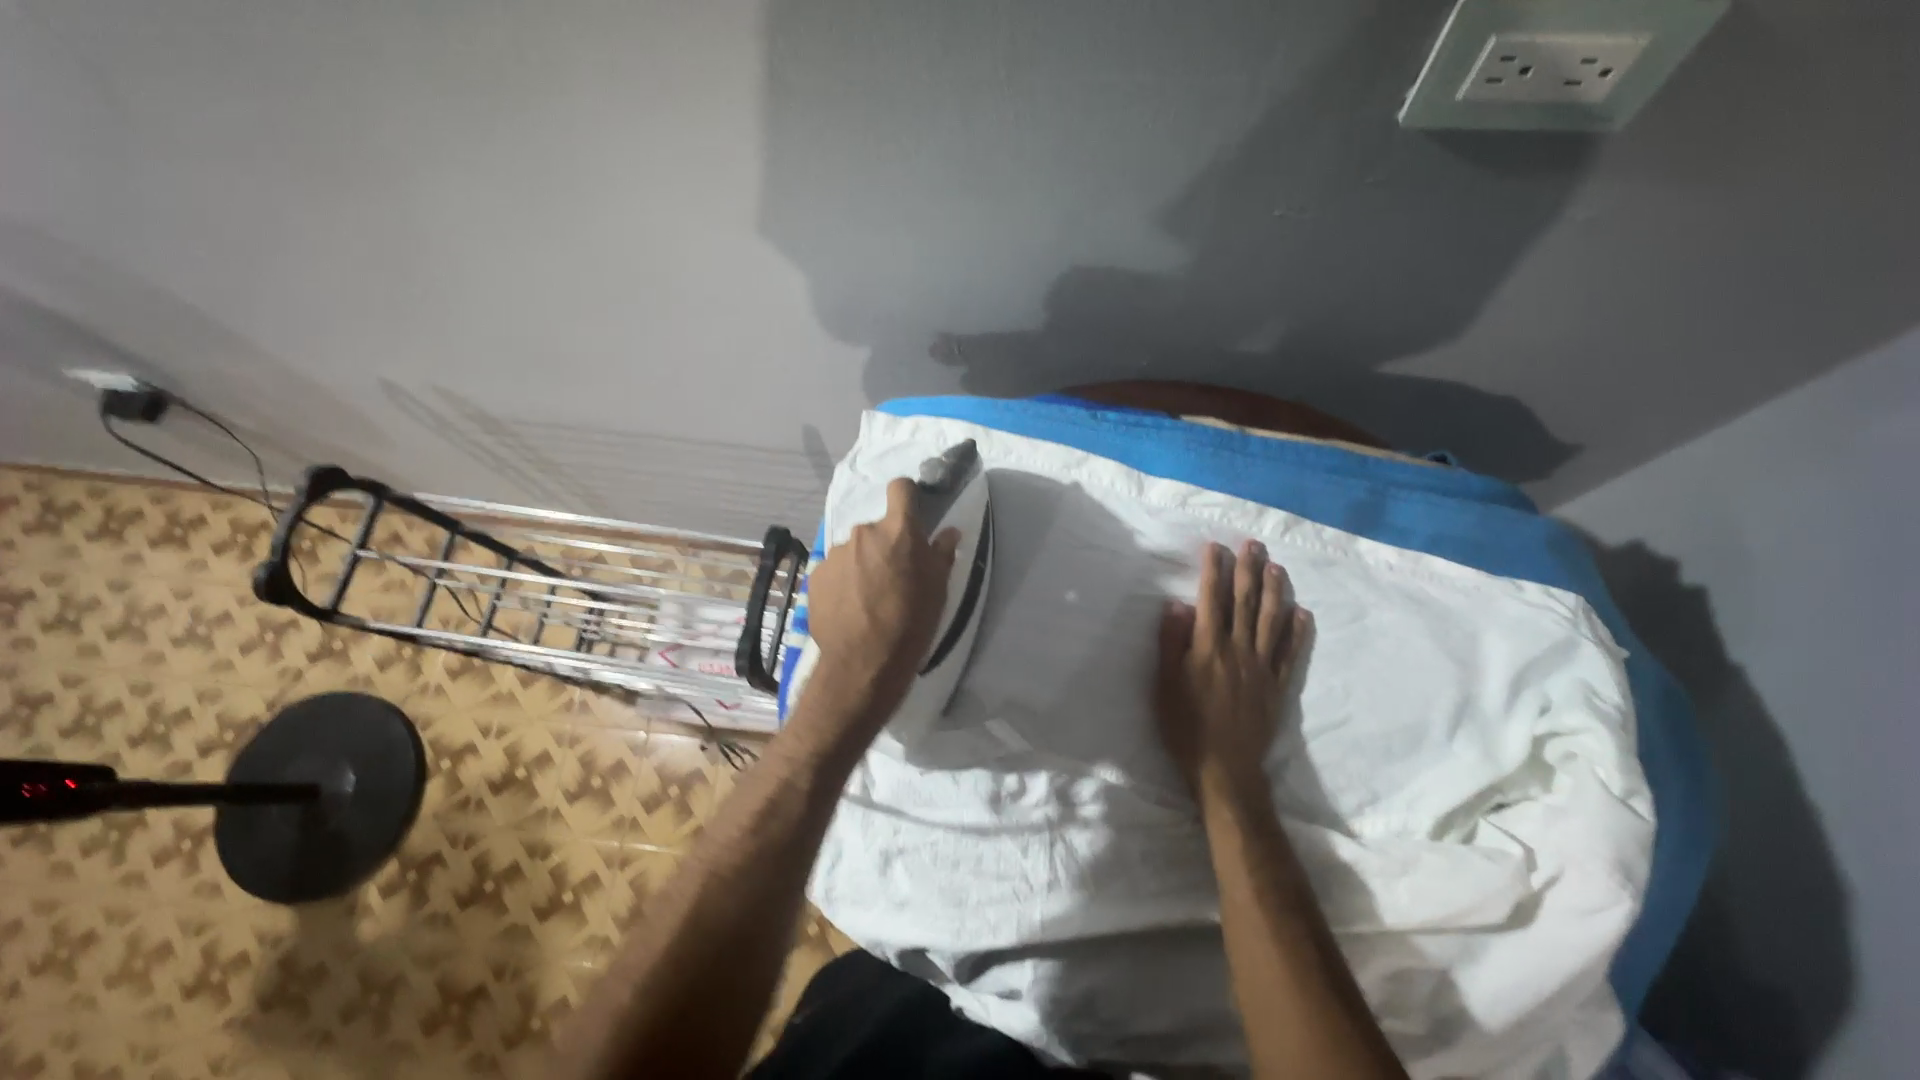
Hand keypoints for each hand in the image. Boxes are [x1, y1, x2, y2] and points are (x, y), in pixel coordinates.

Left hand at [802, 477, 961, 724]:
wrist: (863, 662)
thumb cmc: (911, 622)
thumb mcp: (939, 589)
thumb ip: (941, 553)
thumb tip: (949, 532)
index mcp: (898, 530)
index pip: (901, 488)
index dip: (907, 497)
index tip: (911, 515)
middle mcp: (863, 532)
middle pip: (877, 527)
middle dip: (884, 545)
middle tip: (893, 576)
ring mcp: (835, 553)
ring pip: (854, 550)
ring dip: (862, 564)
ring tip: (868, 598)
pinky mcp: (816, 575)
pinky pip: (835, 570)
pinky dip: (843, 582)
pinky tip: (850, 609)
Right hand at [1155, 540, 1310, 795]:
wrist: (1224, 769)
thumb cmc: (1185, 728)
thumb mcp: (1164, 685)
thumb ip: (1171, 643)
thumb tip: (1177, 605)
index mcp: (1208, 648)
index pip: (1211, 599)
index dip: (1213, 570)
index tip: (1215, 546)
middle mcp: (1239, 650)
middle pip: (1246, 603)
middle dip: (1249, 570)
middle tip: (1253, 544)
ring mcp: (1262, 667)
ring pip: (1272, 621)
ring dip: (1275, 591)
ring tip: (1277, 567)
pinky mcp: (1278, 686)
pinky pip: (1292, 653)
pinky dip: (1298, 631)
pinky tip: (1302, 613)